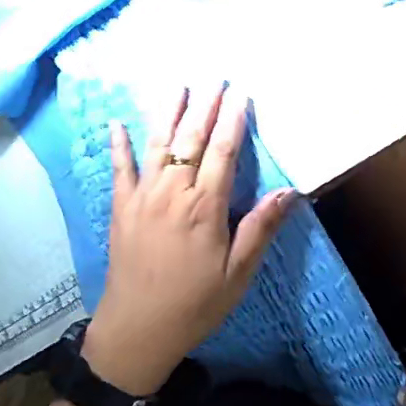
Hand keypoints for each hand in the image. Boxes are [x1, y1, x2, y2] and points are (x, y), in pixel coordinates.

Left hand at [83, 85, 298, 395]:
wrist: (138, 329)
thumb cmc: (195, 304)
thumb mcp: (237, 273)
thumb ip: (259, 228)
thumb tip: (289, 191)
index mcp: (204, 208)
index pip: (222, 153)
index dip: (233, 121)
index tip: (241, 94)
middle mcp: (171, 194)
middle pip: (190, 140)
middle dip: (204, 106)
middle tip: (214, 77)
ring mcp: (142, 198)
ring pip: (157, 145)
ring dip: (167, 113)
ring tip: (176, 85)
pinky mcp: (120, 209)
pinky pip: (119, 170)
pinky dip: (118, 145)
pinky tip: (116, 123)